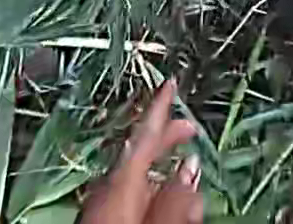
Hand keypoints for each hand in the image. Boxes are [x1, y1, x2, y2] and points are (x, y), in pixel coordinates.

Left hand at [77, 79, 203, 223]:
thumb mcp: (154, 219)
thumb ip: (174, 193)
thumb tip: (192, 164)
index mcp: (121, 176)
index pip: (144, 131)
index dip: (160, 104)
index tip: (169, 82)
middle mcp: (108, 183)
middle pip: (140, 147)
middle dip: (166, 133)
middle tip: (188, 125)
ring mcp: (100, 200)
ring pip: (136, 170)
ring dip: (160, 163)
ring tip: (182, 163)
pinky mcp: (100, 215)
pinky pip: (127, 188)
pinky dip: (147, 182)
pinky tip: (157, 192)